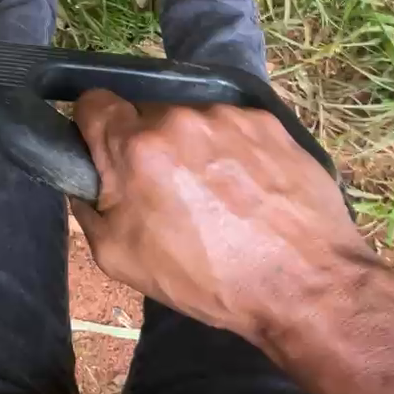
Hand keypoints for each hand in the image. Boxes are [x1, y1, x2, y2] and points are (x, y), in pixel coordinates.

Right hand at [69, 92, 375, 342]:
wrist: (309, 290)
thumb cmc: (206, 279)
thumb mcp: (119, 258)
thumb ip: (87, 208)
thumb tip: (83, 183)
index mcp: (133, 146)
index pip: (92, 102)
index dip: (93, 126)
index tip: (106, 151)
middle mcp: (175, 118)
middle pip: (143, 114)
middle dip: (146, 143)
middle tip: (167, 187)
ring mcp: (224, 115)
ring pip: (188, 119)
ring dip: (190, 145)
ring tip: (217, 191)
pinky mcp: (266, 121)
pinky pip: (231, 125)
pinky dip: (231, 148)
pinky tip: (248, 187)